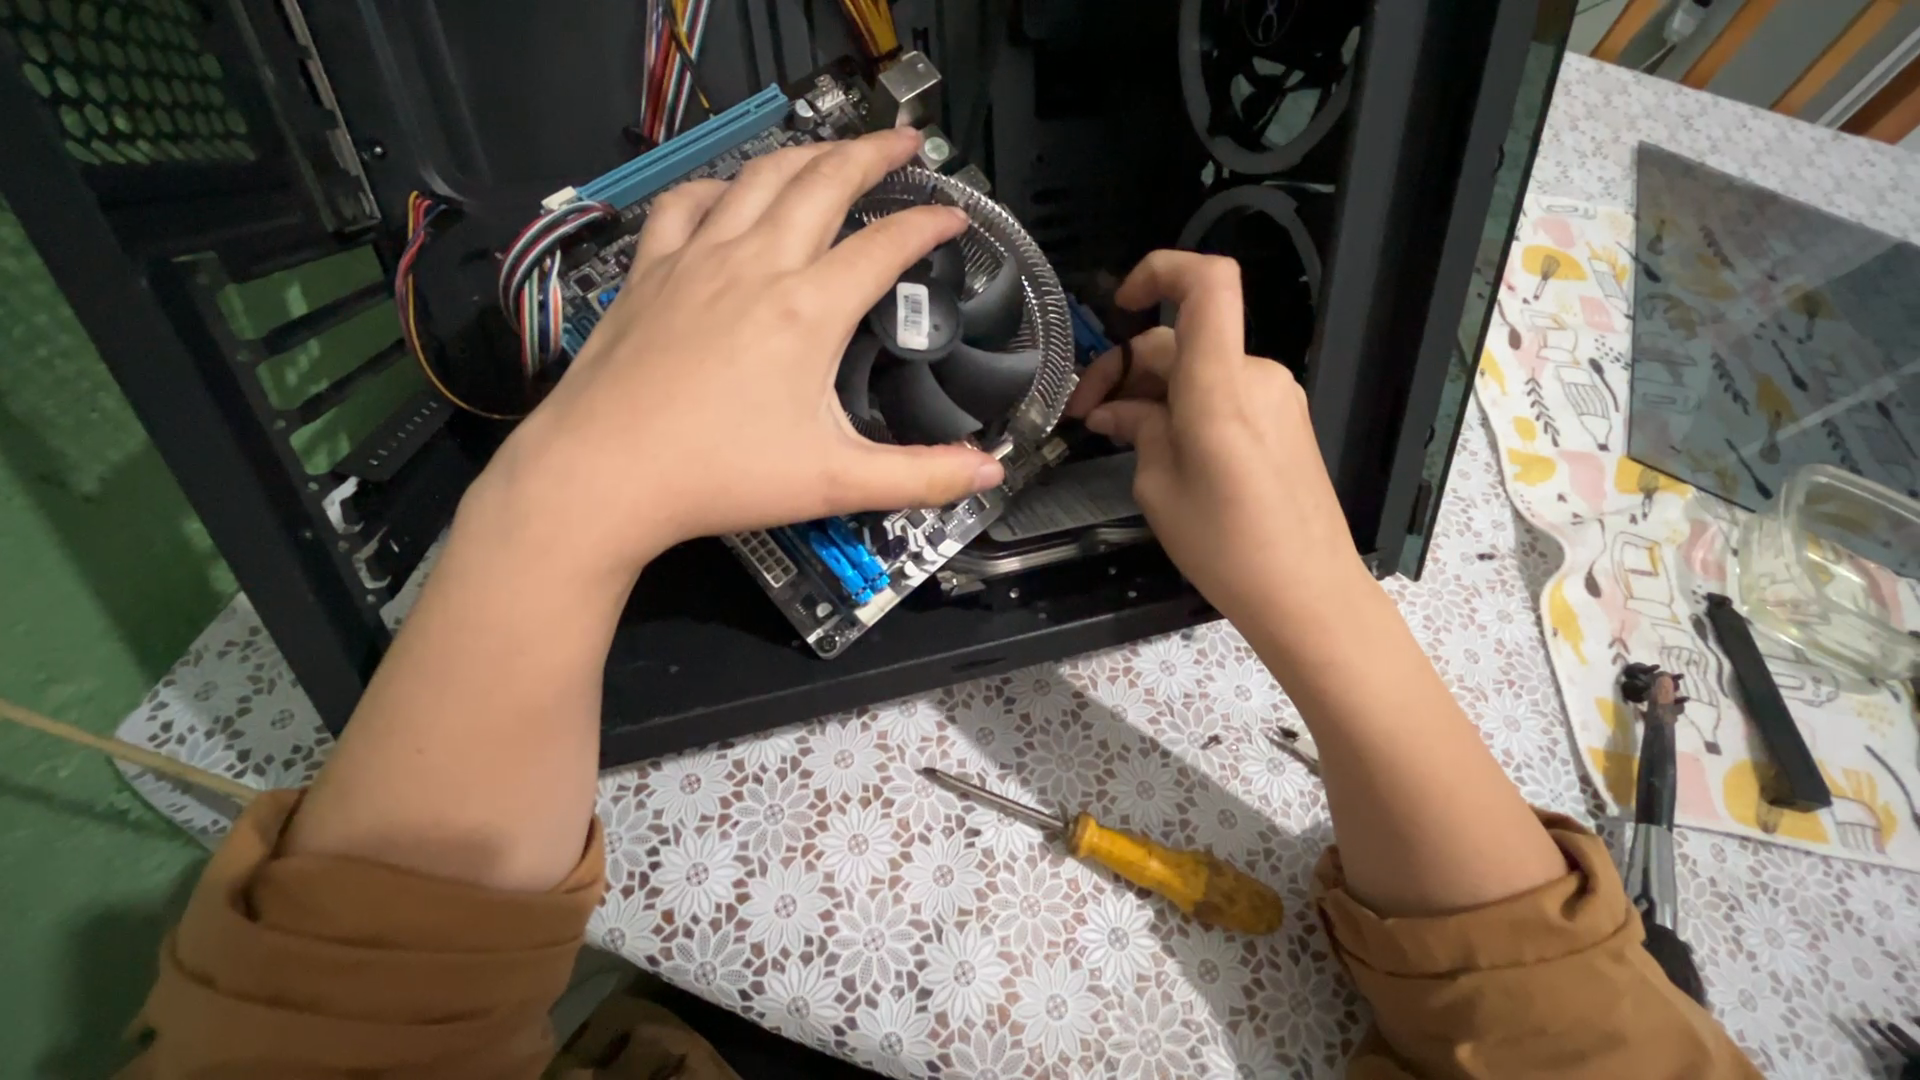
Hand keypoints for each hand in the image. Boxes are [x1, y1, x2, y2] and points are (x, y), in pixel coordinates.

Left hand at [477, 128, 1005, 581]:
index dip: (928, 223)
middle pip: (824, 182)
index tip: (955, 214)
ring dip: (805, 155)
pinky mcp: (652, 271)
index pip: (884, 244)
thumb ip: (921, 476)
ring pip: (759, 177)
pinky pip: (686, 202)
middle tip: (904, 141)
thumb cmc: (721, 476)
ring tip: (833, 151)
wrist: (603, 475)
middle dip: (873, 153)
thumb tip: (989, 471)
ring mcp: (696, 259)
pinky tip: (729, 193)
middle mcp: (756, 265)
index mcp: (808, 310)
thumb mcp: (836, 482)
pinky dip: (719, 185)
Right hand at [1063, 251, 1367, 625]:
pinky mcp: (1285, 420)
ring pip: (1200, 369)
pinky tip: (1163, 447)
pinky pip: (1225, 393)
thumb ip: (1139, 431)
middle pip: (1182, 340)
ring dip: (1155, 391)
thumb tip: (1118, 411)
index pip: (1207, 284)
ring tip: (1120, 437)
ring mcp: (1276, 396)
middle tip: (1087, 416)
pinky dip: (1186, 406)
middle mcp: (1255, 375)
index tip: (1121, 307)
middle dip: (1128, 369)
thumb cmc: (1225, 546)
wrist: (1307, 593)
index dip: (1160, 271)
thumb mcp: (1159, 488)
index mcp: (1220, 386)